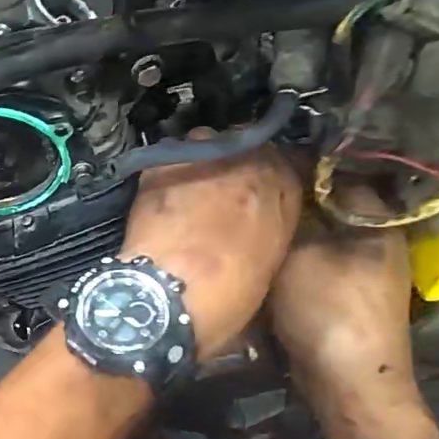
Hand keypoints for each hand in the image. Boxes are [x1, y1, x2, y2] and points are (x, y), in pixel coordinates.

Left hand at [118, 137, 301, 356]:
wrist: (173, 292)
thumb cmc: (228, 293)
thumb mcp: (269, 263)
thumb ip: (267, 228)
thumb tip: (253, 226)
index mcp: (283, 186)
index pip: (280, 163)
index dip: (259, 179)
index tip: (247, 191)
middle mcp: (248, 160)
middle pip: (238, 149)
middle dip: (227, 166)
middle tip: (211, 194)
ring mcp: (202, 155)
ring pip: (201, 145)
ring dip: (195, 164)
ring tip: (181, 194)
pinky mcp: (161, 162)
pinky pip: (164, 159)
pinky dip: (161, 175)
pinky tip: (156, 199)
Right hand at [269, 182, 423, 435]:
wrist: (347, 384)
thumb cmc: (327, 310)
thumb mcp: (298, 254)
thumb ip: (287, 214)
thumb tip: (272, 178)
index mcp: (375, 220)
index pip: (333, 174)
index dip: (294, 166)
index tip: (255, 165)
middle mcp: (372, 239)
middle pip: (321, 205)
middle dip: (286, 200)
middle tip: (244, 194)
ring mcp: (358, 268)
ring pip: (312, 234)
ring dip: (284, 230)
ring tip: (245, 220)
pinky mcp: (340, 293)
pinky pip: (309, 260)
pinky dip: (287, 256)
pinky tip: (259, 255)